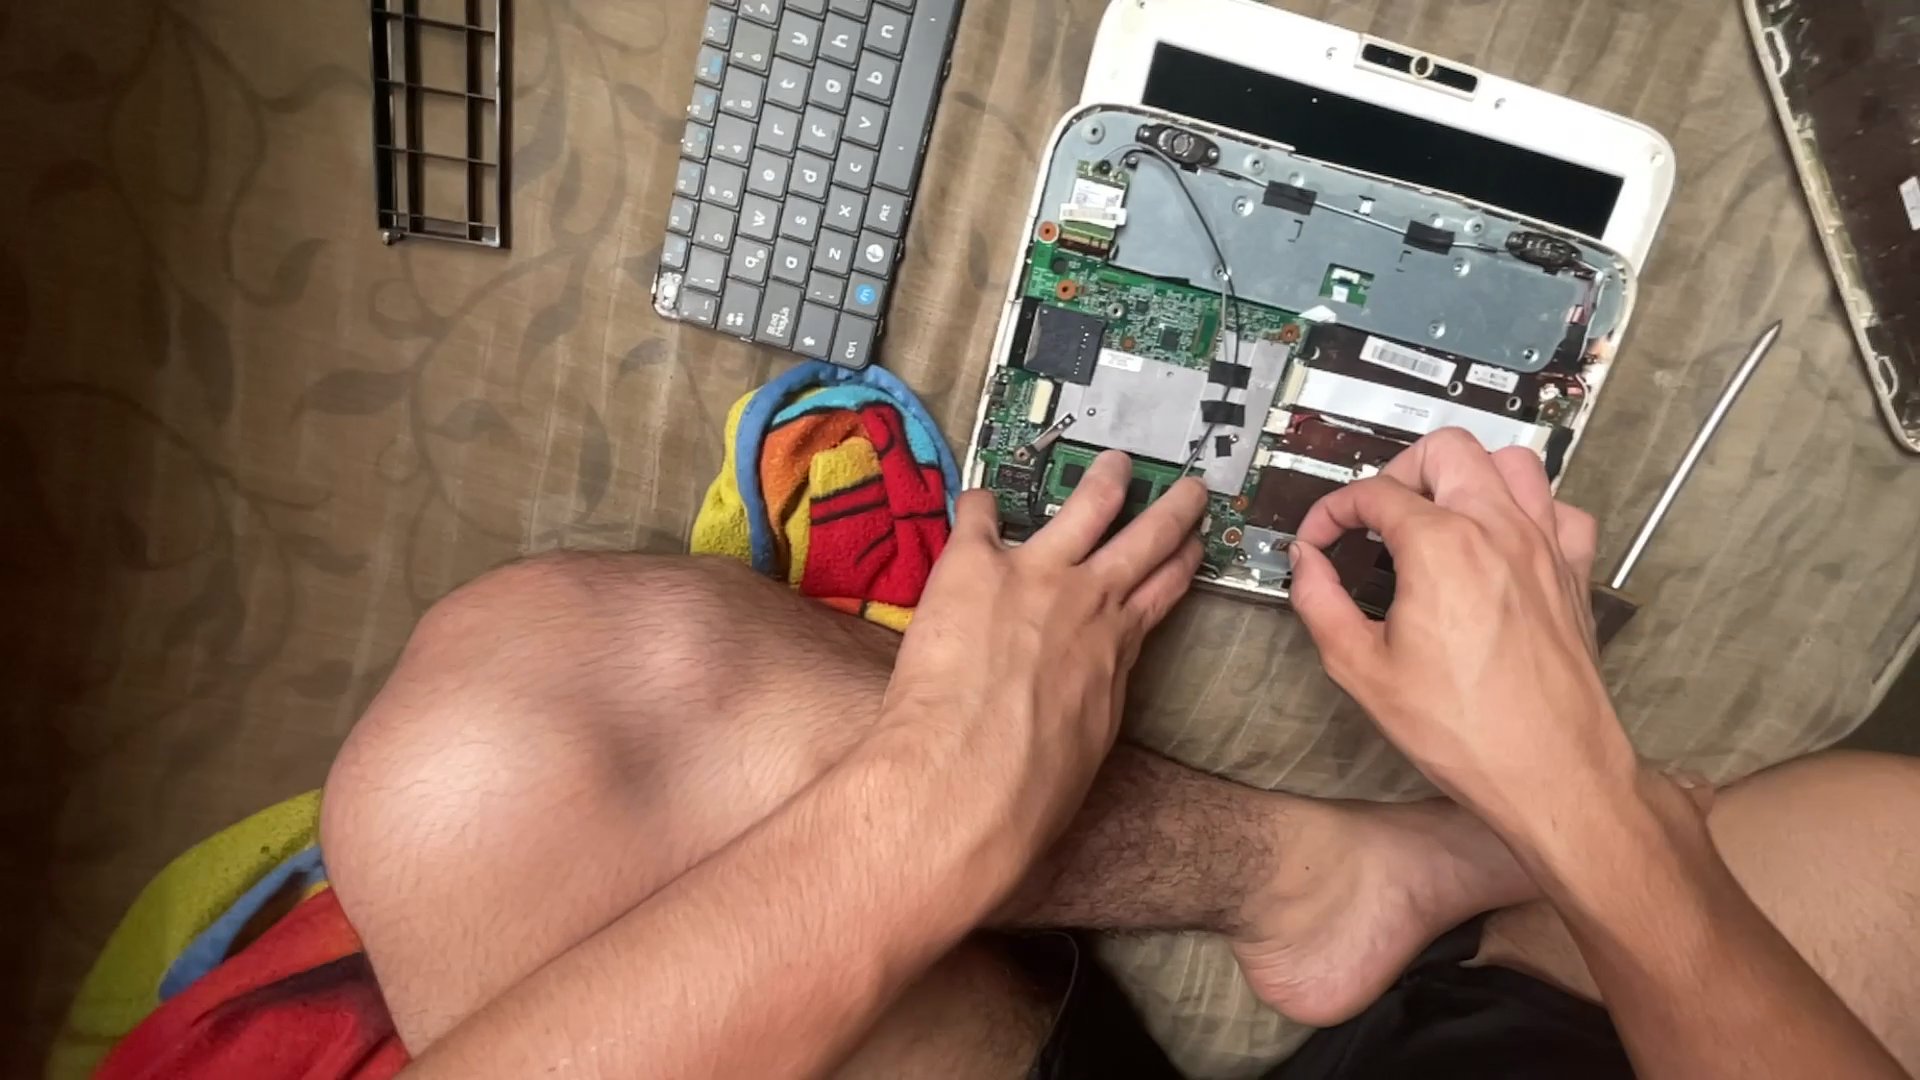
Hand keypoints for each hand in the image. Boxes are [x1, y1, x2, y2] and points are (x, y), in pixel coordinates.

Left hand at [881, 451, 1207, 868]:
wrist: (969, 774)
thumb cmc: (1033, 783)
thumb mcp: (1089, 739)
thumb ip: (1093, 693)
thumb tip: (1088, 680)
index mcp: (1115, 646)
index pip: (1161, 593)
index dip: (1180, 565)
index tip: (1194, 545)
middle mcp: (1086, 597)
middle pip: (1142, 541)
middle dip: (1170, 511)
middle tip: (1187, 487)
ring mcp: (1034, 571)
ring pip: (1083, 509)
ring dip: (1101, 482)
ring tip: (1114, 462)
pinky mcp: (975, 563)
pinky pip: (980, 515)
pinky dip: (980, 504)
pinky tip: (981, 496)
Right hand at [1286, 428, 1643, 844]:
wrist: (1552, 775)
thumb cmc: (1456, 726)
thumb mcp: (1357, 666)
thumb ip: (1318, 600)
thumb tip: (1304, 562)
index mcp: (1441, 547)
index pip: (1372, 494)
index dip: (1330, 512)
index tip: (1316, 543)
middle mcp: (1498, 530)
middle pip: (1445, 450)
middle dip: (1394, 472)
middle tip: (1372, 518)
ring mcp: (1546, 546)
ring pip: (1511, 461)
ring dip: (1460, 475)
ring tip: (1429, 514)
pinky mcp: (1575, 573)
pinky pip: (1558, 507)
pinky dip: (1521, 507)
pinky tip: (1493, 541)